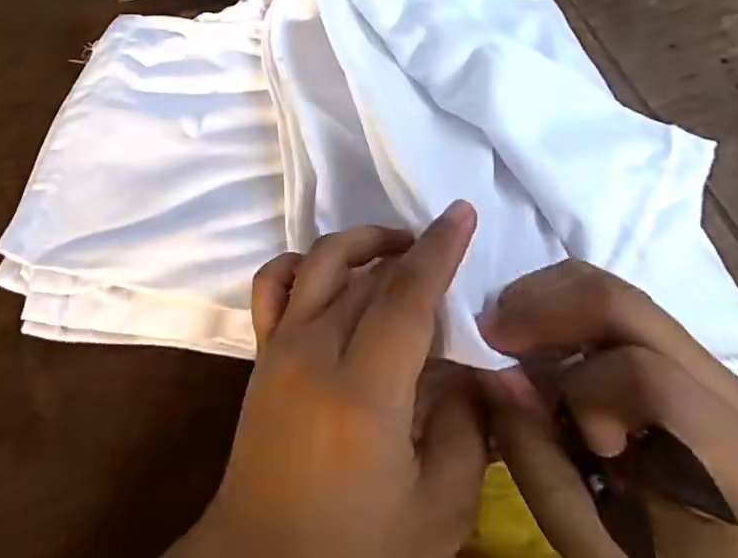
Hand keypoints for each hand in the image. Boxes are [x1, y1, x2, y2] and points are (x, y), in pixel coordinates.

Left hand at [166, 202, 488, 557]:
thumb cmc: (359, 545)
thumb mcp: (438, 506)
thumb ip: (466, 428)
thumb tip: (476, 368)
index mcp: (362, 393)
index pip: (405, 298)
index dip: (438, 251)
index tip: (461, 213)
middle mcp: (313, 353)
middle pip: (367, 276)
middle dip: (411, 251)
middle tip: (445, 253)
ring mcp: (279, 347)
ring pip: (321, 264)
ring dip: (362, 243)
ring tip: (398, 247)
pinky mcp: (261, 353)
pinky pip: (273, 285)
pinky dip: (301, 263)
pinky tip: (331, 271)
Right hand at [478, 261, 737, 557]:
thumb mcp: (591, 551)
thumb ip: (540, 468)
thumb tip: (495, 375)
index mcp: (732, 459)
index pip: (648, 377)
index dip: (585, 389)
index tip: (551, 421)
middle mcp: (730, 395)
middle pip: (626, 305)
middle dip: (543, 309)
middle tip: (490, 334)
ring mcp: (705, 364)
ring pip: (613, 287)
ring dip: (546, 300)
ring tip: (508, 334)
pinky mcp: (676, 352)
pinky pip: (612, 302)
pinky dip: (560, 306)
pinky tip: (537, 339)